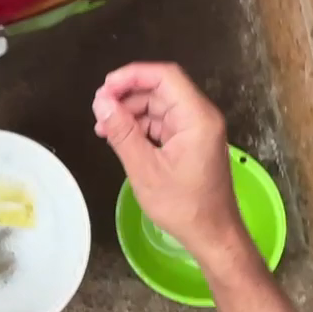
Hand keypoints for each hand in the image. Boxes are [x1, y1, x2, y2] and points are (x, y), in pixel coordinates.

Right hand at [92, 63, 250, 268]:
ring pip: (158, 104)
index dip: (132, 76)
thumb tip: (101, 102)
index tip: (104, 89)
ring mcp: (196, 128)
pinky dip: (140, 125)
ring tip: (104, 128)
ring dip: (130, 111)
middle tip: (99, 110)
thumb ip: (122, 132)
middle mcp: (200, 116)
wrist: (212, 235)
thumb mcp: (145, 169)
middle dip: (127, 95)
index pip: (165, 77)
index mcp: (196, 117)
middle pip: (160, 88)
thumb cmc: (182, 205)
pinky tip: (120, 137)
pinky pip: (162, 121)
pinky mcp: (191, 141)